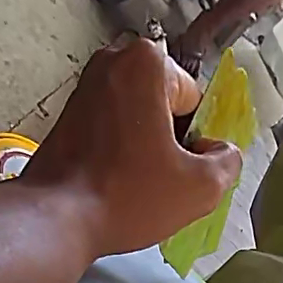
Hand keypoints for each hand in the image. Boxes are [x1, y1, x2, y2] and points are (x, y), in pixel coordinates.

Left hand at [22, 37, 242, 258]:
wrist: (55, 221)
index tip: (178, 170)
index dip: (194, 140)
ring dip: (140, 151)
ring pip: (133, 122)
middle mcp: (109, 62)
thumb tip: (220, 153)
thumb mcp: (199, 188)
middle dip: (166, 142)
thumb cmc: (127, 197)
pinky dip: (113, 156)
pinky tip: (110, 186)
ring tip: (133, 187)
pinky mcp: (62, 120)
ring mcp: (81, 90)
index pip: (194, 101)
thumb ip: (227, 162)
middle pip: (161, 107)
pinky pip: (105, 134)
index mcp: (147, 61)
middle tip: (157, 181)